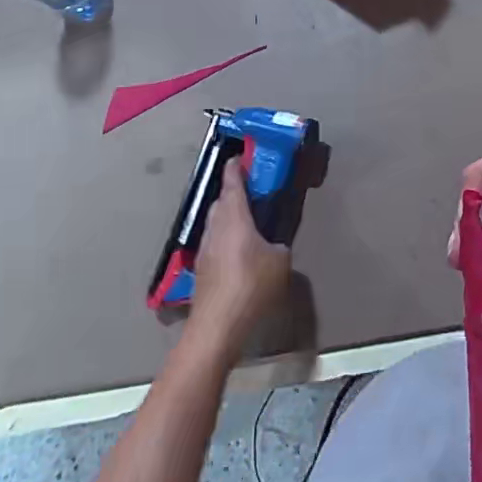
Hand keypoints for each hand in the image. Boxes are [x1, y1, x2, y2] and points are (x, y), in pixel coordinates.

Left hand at [187, 158, 290, 352]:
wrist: (218, 324)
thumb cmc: (251, 284)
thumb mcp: (280, 261)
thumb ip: (278, 244)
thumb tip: (274, 244)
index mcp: (234, 215)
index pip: (232, 181)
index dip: (236, 166)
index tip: (242, 157)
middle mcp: (215, 225)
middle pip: (222, 200)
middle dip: (234, 194)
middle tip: (254, 196)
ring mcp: (204, 247)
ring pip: (216, 222)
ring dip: (229, 218)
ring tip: (249, 226)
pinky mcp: (201, 267)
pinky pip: (215, 242)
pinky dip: (225, 239)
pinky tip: (239, 255)